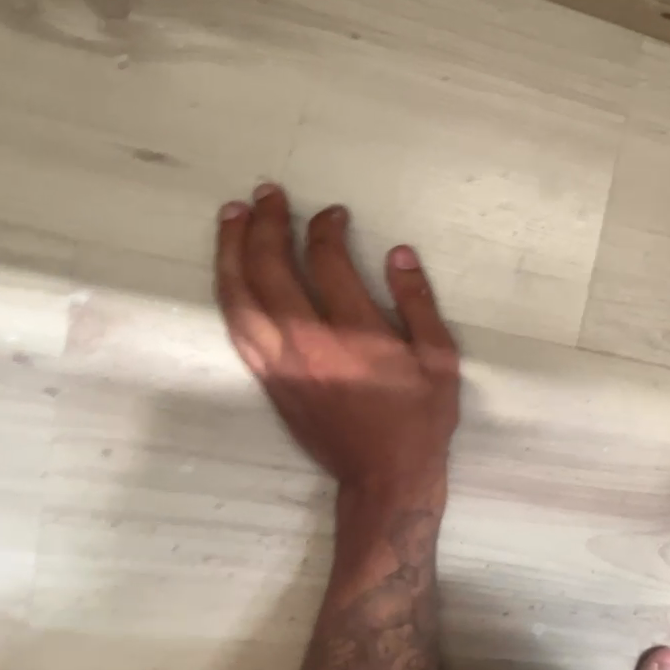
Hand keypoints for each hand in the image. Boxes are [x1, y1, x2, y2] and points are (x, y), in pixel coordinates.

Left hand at [215, 183, 459, 502]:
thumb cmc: (420, 419)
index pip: (327, 262)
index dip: (326, 228)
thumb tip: (397, 255)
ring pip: (238, 294)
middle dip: (265, 224)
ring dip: (231, 249)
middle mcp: (306, 341)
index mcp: (355, 332)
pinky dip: (228, 290)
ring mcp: (279, 361)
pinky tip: (230, 272)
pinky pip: (235, 324)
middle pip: (269, 268)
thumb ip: (418, 304)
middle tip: (267, 193)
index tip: (333, 213)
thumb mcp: (440, 360)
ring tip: (231, 217)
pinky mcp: (267, 378)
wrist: (384, 475)